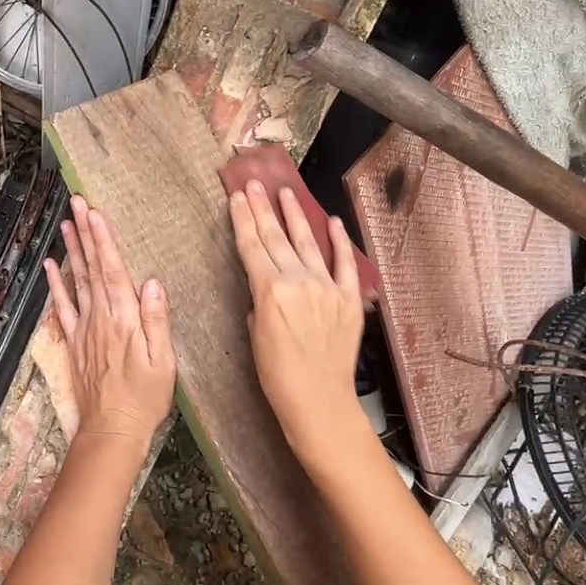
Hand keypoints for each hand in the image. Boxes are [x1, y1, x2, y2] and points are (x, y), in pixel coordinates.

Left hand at [42, 196, 176, 449]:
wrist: (112, 430)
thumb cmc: (145, 398)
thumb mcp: (164, 362)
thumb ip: (157, 320)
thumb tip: (154, 282)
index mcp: (125, 319)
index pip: (114, 270)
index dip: (105, 239)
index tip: (96, 212)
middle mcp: (101, 317)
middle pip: (93, 267)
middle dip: (86, 232)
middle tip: (77, 202)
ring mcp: (84, 328)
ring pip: (77, 280)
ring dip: (72, 249)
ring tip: (67, 222)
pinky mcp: (74, 341)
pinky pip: (62, 307)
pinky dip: (56, 284)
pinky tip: (51, 264)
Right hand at [229, 180, 367, 472]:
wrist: (319, 401)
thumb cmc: (277, 375)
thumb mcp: (255, 334)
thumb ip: (259, 301)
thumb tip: (265, 287)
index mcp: (269, 290)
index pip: (252, 245)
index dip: (242, 219)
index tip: (236, 196)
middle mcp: (299, 281)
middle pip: (276, 237)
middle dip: (262, 208)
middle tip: (254, 184)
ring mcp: (327, 288)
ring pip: (308, 242)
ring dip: (295, 215)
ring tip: (285, 192)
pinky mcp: (349, 299)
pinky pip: (345, 264)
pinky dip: (339, 242)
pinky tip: (332, 222)